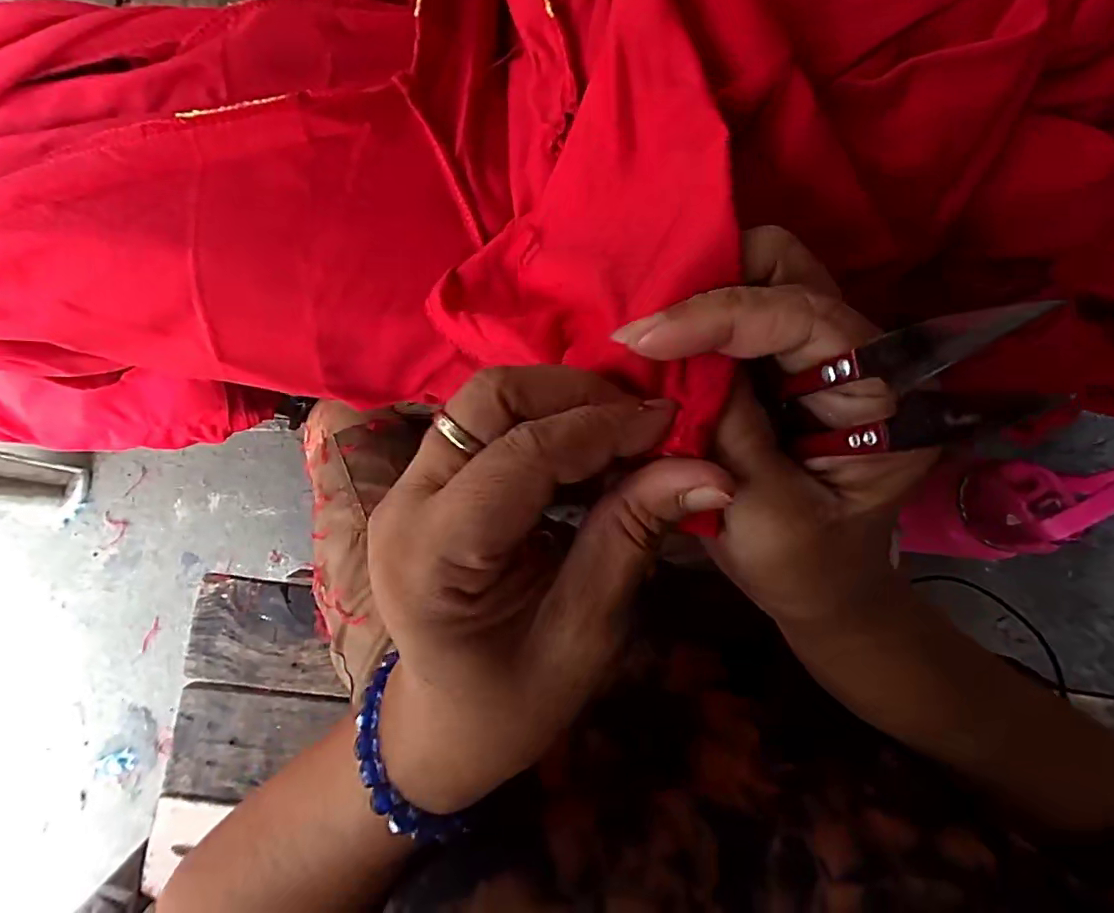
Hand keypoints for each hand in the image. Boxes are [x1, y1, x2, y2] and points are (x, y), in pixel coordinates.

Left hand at [365, 366, 734, 811]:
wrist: (444, 720)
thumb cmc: (512, 702)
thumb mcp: (583, 633)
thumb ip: (630, 536)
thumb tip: (707, 470)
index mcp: (434, 553)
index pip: (522, 454)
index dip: (602, 427)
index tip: (670, 421)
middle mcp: (406, 502)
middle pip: (489, 400)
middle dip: (573, 394)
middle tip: (642, 421)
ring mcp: (406, 486)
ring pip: (484, 401)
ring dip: (558, 402)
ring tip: (621, 433)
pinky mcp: (422, 481)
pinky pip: (484, 425)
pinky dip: (541, 422)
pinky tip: (586, 451)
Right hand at [613, 226, 937, 632]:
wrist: (821, 588)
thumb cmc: (807, 567)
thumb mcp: (766, 516)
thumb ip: (731, 433)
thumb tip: (682, 359)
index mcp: (882, 396)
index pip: (803, 317)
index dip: (719, 315)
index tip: (644, 336)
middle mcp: (856, 354)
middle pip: (788, 266)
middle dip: (712, 276)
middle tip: (645, 316)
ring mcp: (814, 352)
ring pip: (758, 276)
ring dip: (697, 292)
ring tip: (644, 328)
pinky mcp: (777, 361)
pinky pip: (732, 311)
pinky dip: (690, 316)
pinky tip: (655, 339)